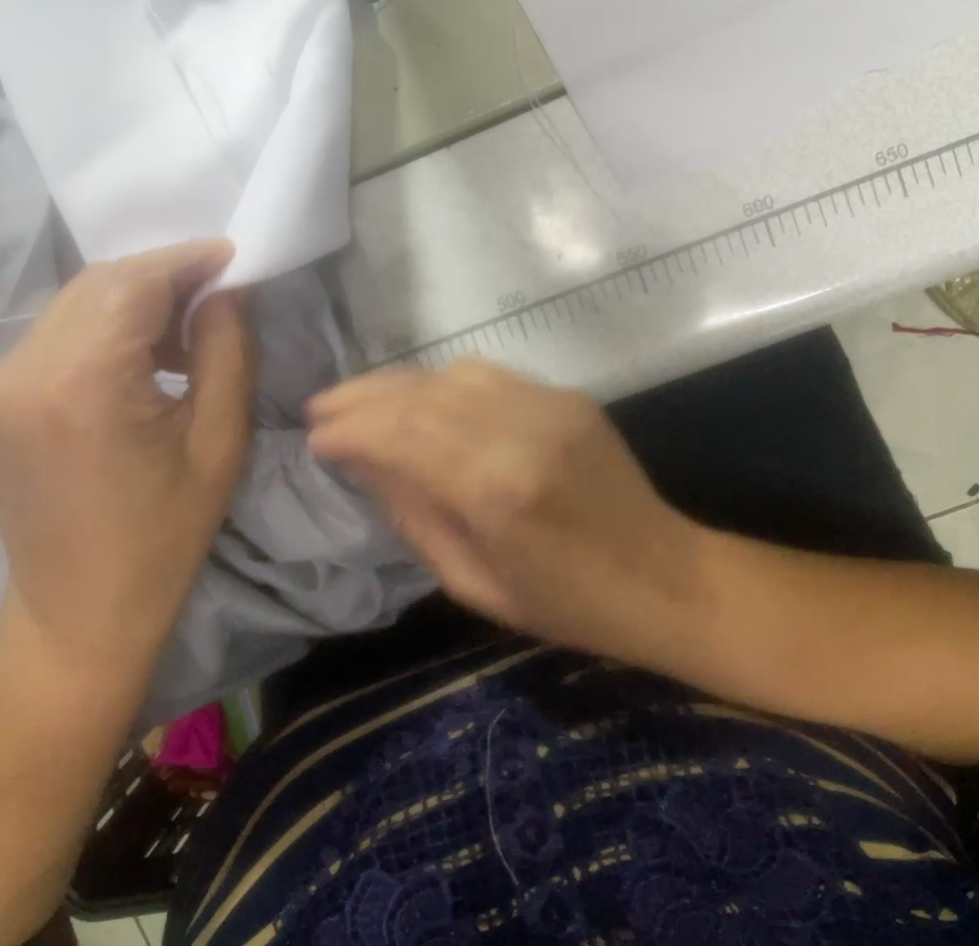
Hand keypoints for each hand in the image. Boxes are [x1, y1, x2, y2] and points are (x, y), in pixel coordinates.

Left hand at [0, 241, 253, 664]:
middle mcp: (25, 369)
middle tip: (217, 297)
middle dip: (163, 276)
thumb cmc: (164, 537)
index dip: (187, 259)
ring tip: (186, 338)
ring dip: (133, 302)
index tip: (233, 256)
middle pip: (98, 283)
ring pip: (74, 304)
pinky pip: (56, 336)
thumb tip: (225, 292)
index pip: (134, 282)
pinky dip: (104, 330)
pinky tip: (142, 362)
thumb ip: (226, 353)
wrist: (80, 612)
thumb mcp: (218, 444)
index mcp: (84, 382)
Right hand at [307, 361, 703, 668]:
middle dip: (362, 398)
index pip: (400, 436)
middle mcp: (520, 430)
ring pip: (451, 374)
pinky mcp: (568, 396)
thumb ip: (413, 514)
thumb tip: (362, 463)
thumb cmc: (565, 603)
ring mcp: (550, 405)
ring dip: (398, 385)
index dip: (350, 431)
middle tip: (320, 409)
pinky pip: (488, 376)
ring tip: (359, 402)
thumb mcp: (473, 582)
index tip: (315, 440)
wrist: (664, 578)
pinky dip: (442, 384)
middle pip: (420, 395)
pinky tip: (419, 402)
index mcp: (495, 489)